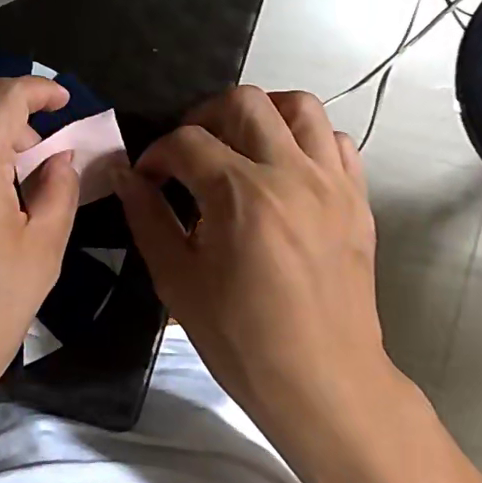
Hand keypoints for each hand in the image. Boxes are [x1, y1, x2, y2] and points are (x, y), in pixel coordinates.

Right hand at [114, 86, 399, 447]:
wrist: (321, 380)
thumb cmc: (237, 333)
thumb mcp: (174, 275)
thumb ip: (146, 213)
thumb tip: (124, 173)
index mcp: (242, 194)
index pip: (186, 140)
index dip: (156, 154)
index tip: (146, 179)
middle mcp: (292, 174)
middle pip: (243, 102)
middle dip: (201, 117)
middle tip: (187, 154)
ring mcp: (333, 184)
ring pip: (298, 107)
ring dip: (257, 116)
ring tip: (234, 148)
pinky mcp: (357, 201)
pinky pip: (333, 141)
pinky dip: (301, 140)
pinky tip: (277, 171)